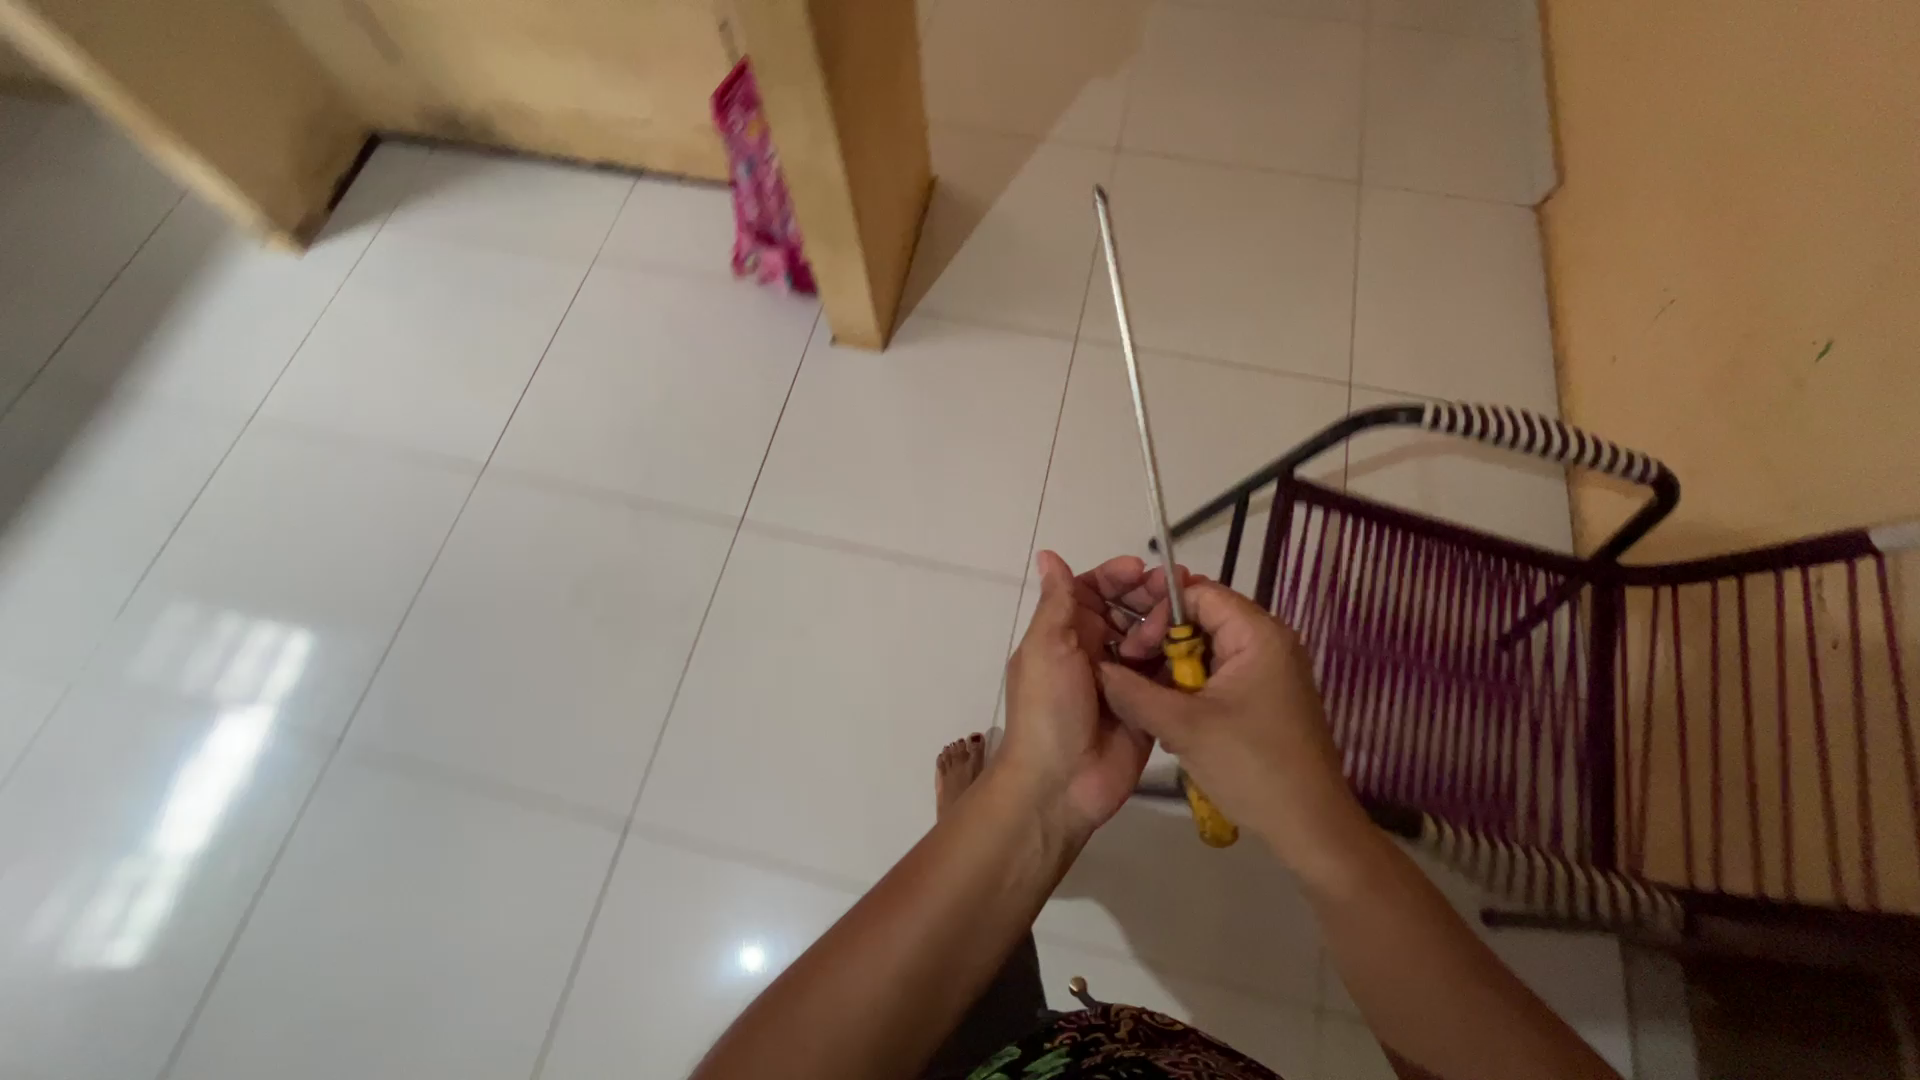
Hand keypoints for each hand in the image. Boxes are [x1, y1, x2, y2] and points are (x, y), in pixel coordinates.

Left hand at [998, 550, 1185, 835]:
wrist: (1061, 783)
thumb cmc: (1048, 708)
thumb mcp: (1047, 647)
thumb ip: (1057, 601)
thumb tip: (1047, 554)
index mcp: (1064, 633)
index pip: (1093, 590)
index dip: (1116, 576)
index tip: (1142, 568)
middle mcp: (1093, 650)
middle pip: (1126, 610)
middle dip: (1148, 595)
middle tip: (1177, 589)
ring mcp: (1122, 678)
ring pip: (1150, 637)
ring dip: (1165, 624)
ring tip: (1185, 619)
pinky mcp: (1147, 703)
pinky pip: (1167, 672)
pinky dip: (1180, 657)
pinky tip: (1198, 646)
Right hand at [1095, 582, 1371, 878]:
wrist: (1311, 828)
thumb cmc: (1252, 767)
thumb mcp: (1182, 727)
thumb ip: (1133, 692)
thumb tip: (1096, 668)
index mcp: (1257, 634)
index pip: (1198, 593)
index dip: (1158, 612)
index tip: (1131, 646)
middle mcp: (1267, 642)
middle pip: (1201, 617)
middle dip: (1160, 638)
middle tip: (1129, 666)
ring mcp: (1268, 670)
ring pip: (1205, 647)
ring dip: (1170, 665)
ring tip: (1141, 690)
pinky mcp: (1263, 696)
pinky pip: (1216, 673)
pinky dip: (1187, 684)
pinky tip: (1164, 707)